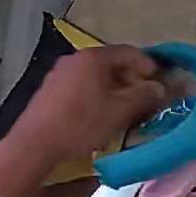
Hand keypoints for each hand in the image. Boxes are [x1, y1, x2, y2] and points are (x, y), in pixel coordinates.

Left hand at [7, 45, 167, 167]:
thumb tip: (158, 88)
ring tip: (125, 111)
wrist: (35, 144)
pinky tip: (100, 116)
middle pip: (112, 64)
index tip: (159, 84)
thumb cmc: (82, 124)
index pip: (129, 52)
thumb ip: (144, 96)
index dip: (149, 67)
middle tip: (144, 100)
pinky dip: (97, 96)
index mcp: (93, 57)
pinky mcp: (50, 90)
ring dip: (115, 90)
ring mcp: (59, 73)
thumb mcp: (120, 111)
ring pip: (96, 76)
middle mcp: (75, 59)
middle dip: (132, 81)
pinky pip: (81, 86)